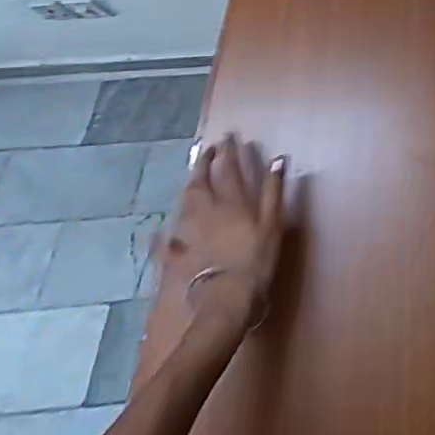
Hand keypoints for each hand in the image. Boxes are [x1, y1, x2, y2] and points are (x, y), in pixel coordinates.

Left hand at [164, 133, 286, 326]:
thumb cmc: (256, 259)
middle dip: (204, 163)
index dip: (229, 151)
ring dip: (188, 189)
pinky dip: (162, 240)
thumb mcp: (274, 223)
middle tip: (207, 149)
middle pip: (202, 183)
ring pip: (185, 206)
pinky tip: (156, 234)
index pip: (229, 169)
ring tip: (191, 179)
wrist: (228, 298)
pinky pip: (169, 248)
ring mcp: (192, 235)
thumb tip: (278, 159)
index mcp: (232, 203)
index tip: (228, 136)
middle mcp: (208, 213)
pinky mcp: (183, 259)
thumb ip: (274, 191)